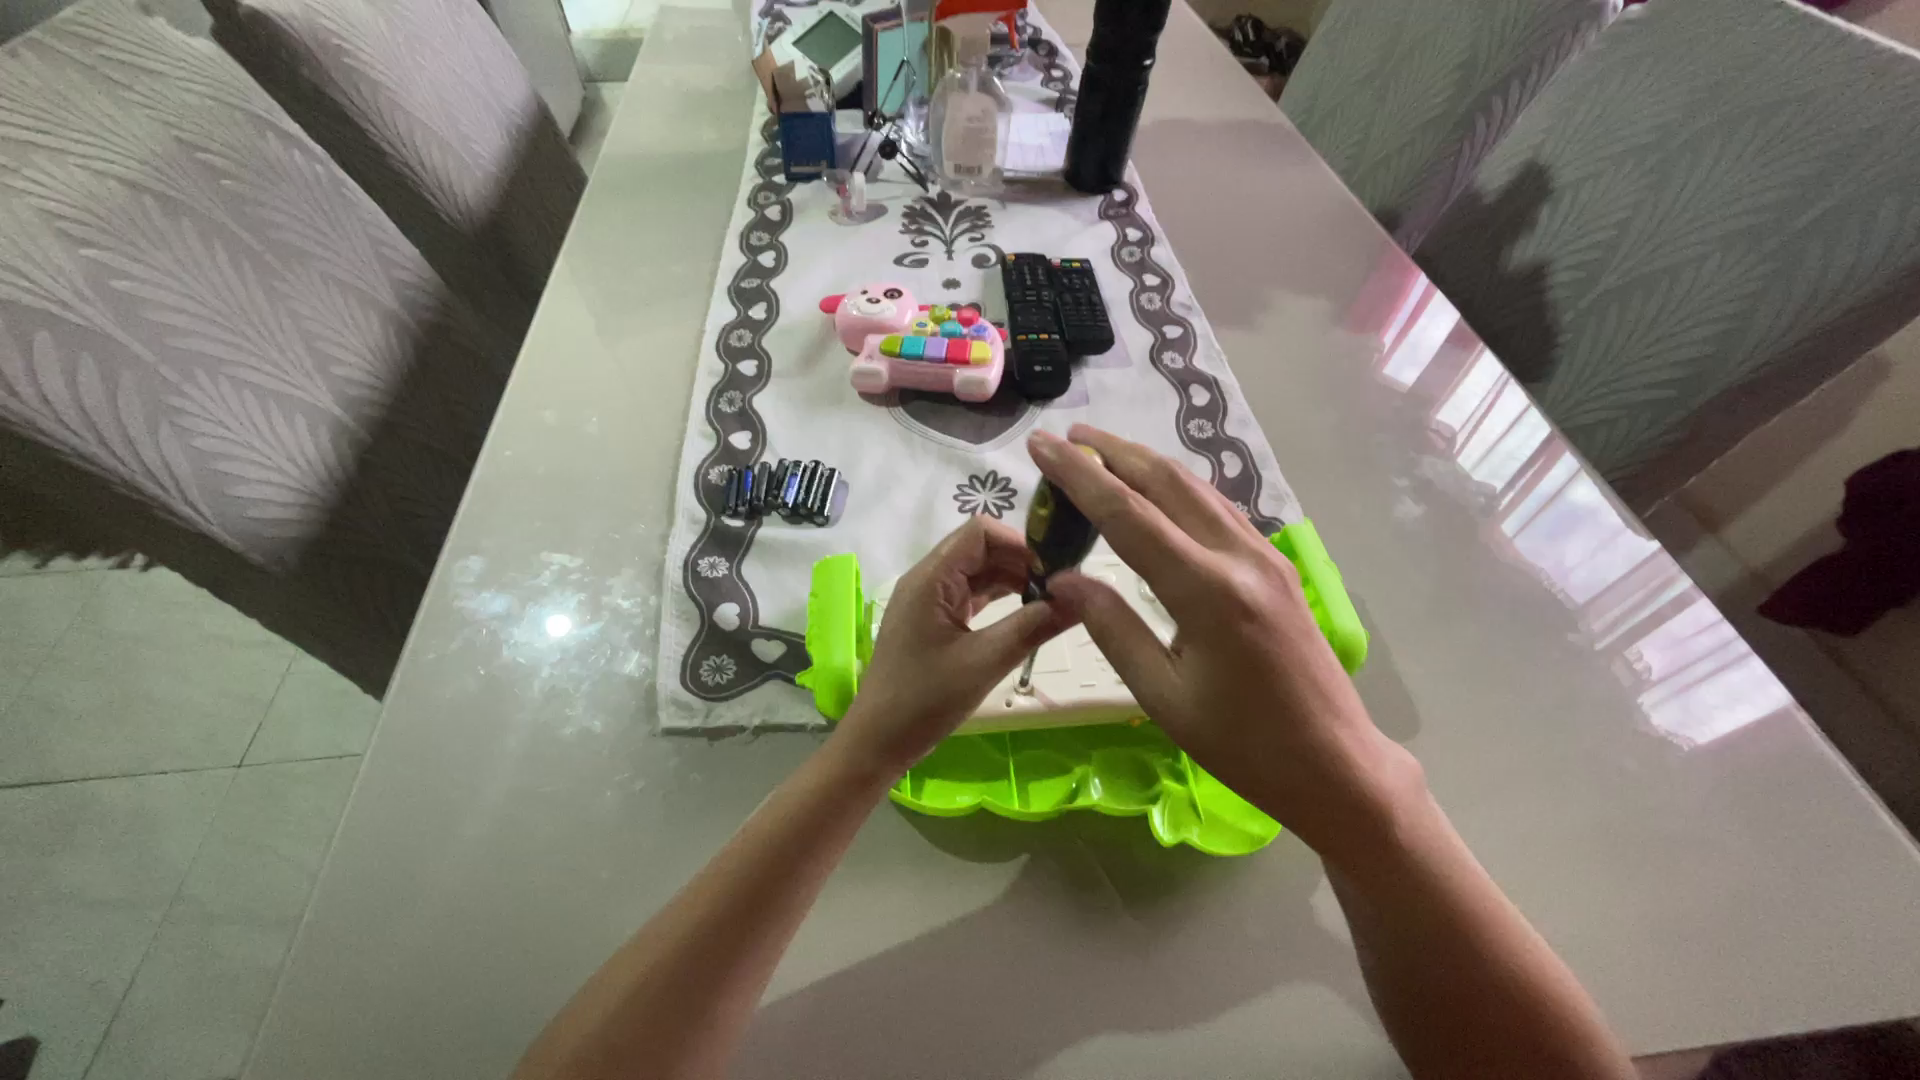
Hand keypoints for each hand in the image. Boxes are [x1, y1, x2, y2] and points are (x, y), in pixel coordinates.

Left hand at [827, 515, 1078, 778]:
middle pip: (980, 549)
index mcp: (931, 578)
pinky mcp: (933, 621)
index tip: (1056, 568)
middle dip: (1022, 561)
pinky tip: (1028, 613)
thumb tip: (1081, 600)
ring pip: (978, 573)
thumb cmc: (925, 700)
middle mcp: (927, 580)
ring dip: (1013, 580)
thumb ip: (1033, 627)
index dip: (1020, 542)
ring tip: (1052, 599)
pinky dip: (999, 599)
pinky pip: (970, 596)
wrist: (878, 741)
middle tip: (1063, 586)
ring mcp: (929, 600)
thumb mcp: (985, 662)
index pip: (980, 532)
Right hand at [1028, 425, 1422, 860]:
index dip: (1080, 476)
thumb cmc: (1242, 744)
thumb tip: (1062, 579)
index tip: (1043, 445)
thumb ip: (1112, 628)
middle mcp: (1239, 558)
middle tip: (1067, 437)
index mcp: (1208, 592)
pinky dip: (1176, 489)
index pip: (1128, 515)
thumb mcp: (1162, 695)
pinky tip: (1156, 492)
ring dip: (1145, 465)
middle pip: (1167, 483)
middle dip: (1113, 453)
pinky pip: (1217, 510)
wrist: (1334, 764)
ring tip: (1101, 453)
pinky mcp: (1275, 566)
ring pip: (1197, 489)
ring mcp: (1264, 557)